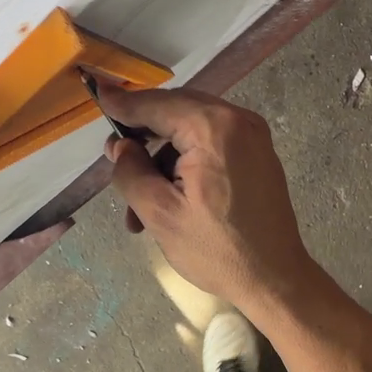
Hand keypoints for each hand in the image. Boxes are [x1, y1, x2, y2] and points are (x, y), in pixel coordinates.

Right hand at [99, 87, 314, 305]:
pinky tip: (170, 203)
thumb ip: (131, 173)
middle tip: (116, 164)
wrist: (274, 279)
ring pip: (191, 134)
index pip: (157, 104)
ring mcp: (252, 137)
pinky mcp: (257, 156)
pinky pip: (211, 147)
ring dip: (161, 163)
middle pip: (176, 113)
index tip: (97, 93)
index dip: (124, 103)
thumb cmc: (216, 250)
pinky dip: (185, 167)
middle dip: (143, 139)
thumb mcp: (160, 214)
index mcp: (213, 129)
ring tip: (140, 210)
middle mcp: (237, 121)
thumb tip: (118, 146)